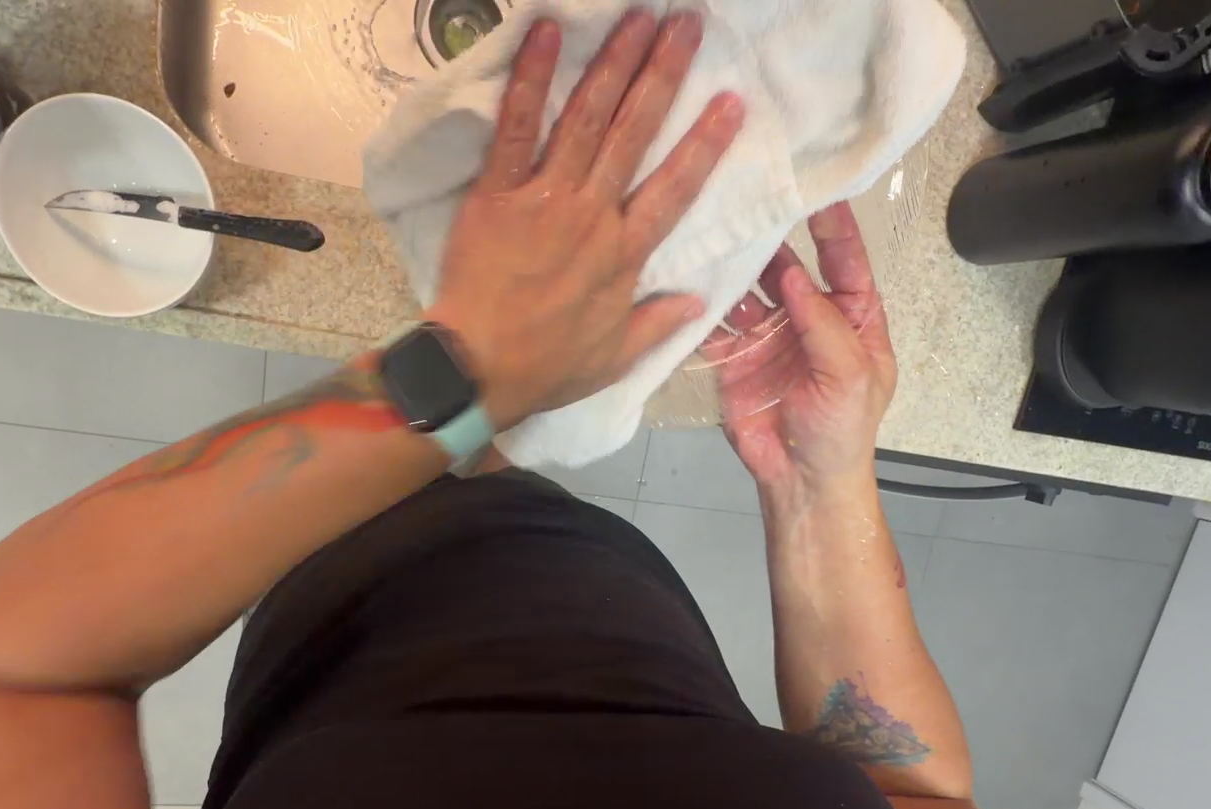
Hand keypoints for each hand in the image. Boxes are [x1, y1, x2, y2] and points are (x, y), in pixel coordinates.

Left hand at [425, 11, 745, 429]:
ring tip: (639, 17)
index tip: (730, 102)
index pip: (675, 188)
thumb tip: (698, 302)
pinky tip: (547, 33)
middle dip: (663, 75)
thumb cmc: (547, 368)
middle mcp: (592, 216)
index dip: (705, 143)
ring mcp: (544, 200)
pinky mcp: (497, 195)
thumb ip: (658, 324)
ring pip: (585, 119)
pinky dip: (529, 80)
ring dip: (614, 63)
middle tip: (686, 23)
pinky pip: (515, 129)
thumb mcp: (614, 359)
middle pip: (634, 134)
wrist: (480, 370)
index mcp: (624, 255)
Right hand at [705, 203, 896, 504]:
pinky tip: (694, 281)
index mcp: (850, 317)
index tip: (816, 190)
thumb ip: (824, 324)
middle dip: (775, 238)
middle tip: (751, 202)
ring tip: (718, 237)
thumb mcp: (851, 375)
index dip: (833, 226)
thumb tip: (793, 275)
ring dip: (737, 268)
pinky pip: (718, 325)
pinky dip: (706, 307)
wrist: (801, 480)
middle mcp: (806, 318)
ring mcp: (767, 337)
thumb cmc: (843, 430)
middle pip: (790, 267)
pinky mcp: (733, 359)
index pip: (844, 261)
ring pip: (750, 291)